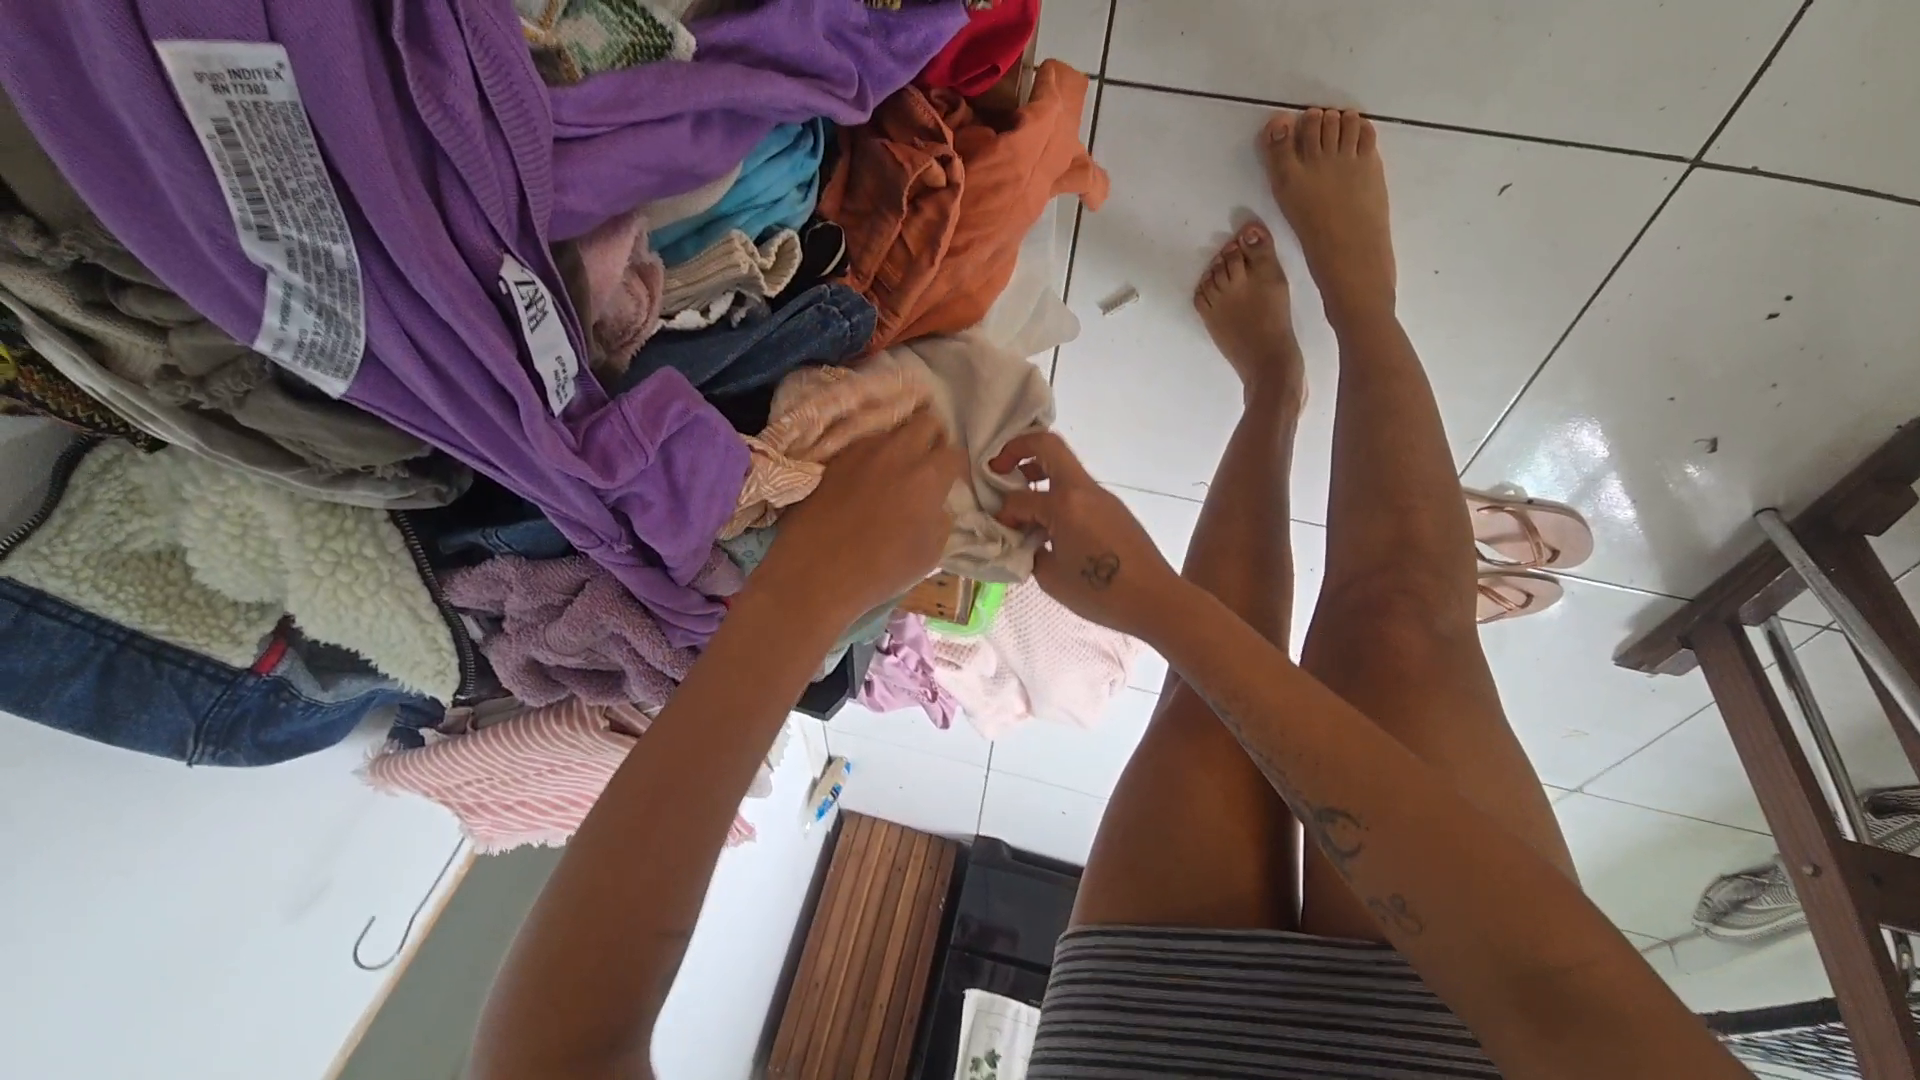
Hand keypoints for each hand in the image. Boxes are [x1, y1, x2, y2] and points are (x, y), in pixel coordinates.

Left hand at [759, 409, 965, 626]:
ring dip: (901, 444)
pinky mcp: (835, 459)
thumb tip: (935, 504)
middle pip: (926, 422)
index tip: (953, 480)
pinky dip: (872, 455)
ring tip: (896, 470)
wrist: (815, 573)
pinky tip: (866, 478)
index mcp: (927, 476)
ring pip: (892, 430)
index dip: (957, 467)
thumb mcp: (930, 553)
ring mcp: (862, 452)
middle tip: (928, 463)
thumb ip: (940, 519)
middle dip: (933, 438)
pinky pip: (863, 445)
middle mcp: (897, 452)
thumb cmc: (880, 571)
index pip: (955, 453)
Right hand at [990, 432, 1180, 637]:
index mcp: (1065, 504)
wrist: (1155, 600)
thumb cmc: (1100, 594)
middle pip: (1048, 445)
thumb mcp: (1051, 577)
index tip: (1001, 531)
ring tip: (1023, 497)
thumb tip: (1024, 538)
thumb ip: (1030, 551)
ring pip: (1065, 466)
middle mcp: (1084, 490)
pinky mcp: (1113, 508)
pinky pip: (1078, 489)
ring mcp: (1102, 496)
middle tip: (998, 468)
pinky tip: (1050, 524)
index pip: (1021, 498)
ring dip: (1039, 471)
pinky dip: (1057, 494)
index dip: (1004, 512)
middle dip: (1017, 448)